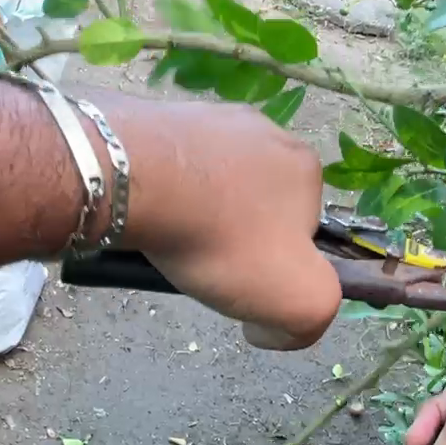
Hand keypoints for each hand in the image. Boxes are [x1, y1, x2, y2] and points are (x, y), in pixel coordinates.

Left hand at [108, 97, 339, 349]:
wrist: (134, 182)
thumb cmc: (224, 241)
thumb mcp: (301, 302)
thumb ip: (311, 321)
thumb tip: (270, 328)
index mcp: (306, 169)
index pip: (304, 231)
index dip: (279, 265)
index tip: (246, 282)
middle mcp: (266, 131)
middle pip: (258, 205)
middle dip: (238, 237)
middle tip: (206, 265)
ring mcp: (213, 116)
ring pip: (214, 184)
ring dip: (200, 214)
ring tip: (172, 241)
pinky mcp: (164, 116)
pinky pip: (174, 166)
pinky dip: (166, 192)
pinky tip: (149, 214)